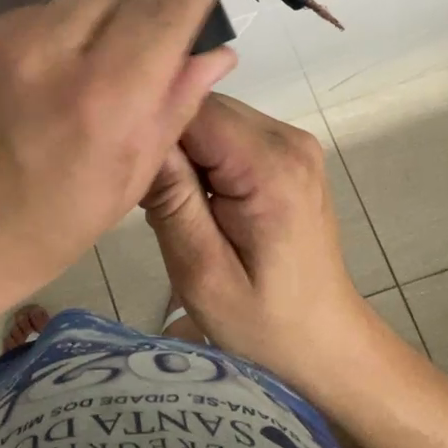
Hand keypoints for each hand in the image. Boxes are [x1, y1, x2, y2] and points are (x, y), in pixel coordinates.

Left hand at [0, 0, 235, 322]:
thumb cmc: (37, 233)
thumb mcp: (122, 183)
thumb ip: (173, 107)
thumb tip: (214, 51)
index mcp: (100, 99)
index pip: (163, 9)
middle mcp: (43, 52)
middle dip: (130, 16)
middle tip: (120, 60)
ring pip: (58, 7)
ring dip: (73, 32)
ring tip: (56, 86)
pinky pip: (9, 22)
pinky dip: (24, 46)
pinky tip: (9, 93)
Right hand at [141, 94, 368, 385]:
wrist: (323, 342)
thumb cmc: (261, 321)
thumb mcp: (201, 271)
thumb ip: (170, 197)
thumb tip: (138, 133)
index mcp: (270, 167)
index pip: (192, 107)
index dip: (152, 125)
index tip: (123, 161)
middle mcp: (288, 138)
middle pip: (202, 105)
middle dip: (166, 138)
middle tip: (146, 192)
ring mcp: (292, 140)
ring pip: (211, 114)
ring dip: (182, 146)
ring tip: (169, 198)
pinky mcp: (288, 150)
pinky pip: (227, 130)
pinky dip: (201, 153)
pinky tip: (195, 194)